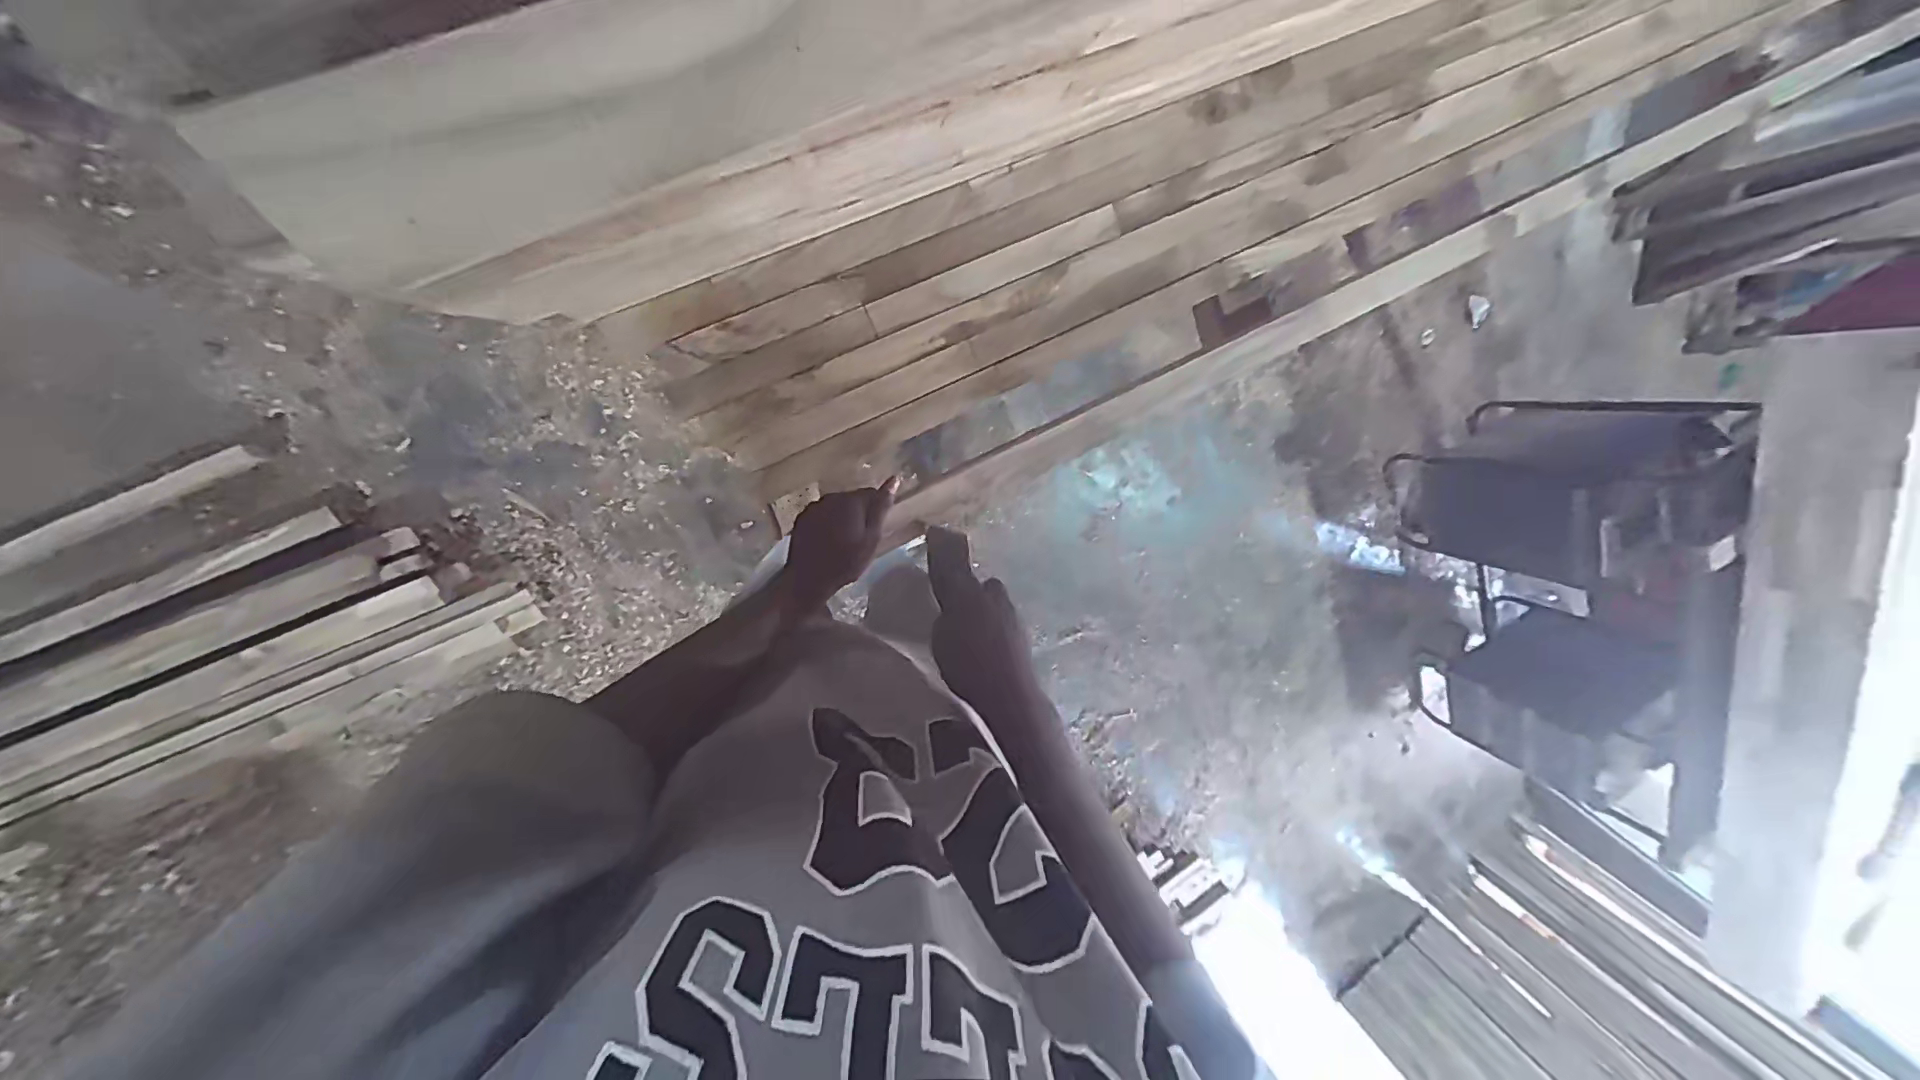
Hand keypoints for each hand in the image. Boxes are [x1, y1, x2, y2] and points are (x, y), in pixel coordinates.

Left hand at [783, 479, 897, 609]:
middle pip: (852, 499)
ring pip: (835, 507)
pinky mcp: (801, 519)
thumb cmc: (846, 561)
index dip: (876, 510)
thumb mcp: (871, 538)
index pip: (871, 493)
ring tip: (843, 542)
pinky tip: (827, 542)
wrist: (809, 579)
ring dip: (842, 518)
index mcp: (851, 501)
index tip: (875, 529)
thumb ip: (881, 509)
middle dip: (858, 514)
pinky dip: (826, 524)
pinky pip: (821, 516)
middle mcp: (831, 498)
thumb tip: (894, 480)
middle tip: (861, 539)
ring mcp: (813, 508)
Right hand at [926, 526, 1039, 715]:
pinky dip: (977, 659)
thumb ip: (950, 570)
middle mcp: (1010, 616)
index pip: (980, 581)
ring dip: (973, 636)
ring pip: (991, 632)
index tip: (939, 594)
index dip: (961, 584)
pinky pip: (990, 658)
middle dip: (969, 611)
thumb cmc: (975, 651)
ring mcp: (1016, 647)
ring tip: (946, 650)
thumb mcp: (955, 604)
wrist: (1005, 706)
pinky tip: (962, 672)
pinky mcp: (1013, 675)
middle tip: (939, 623)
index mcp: (995, 596)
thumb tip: (942, 528)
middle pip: (987, 606)